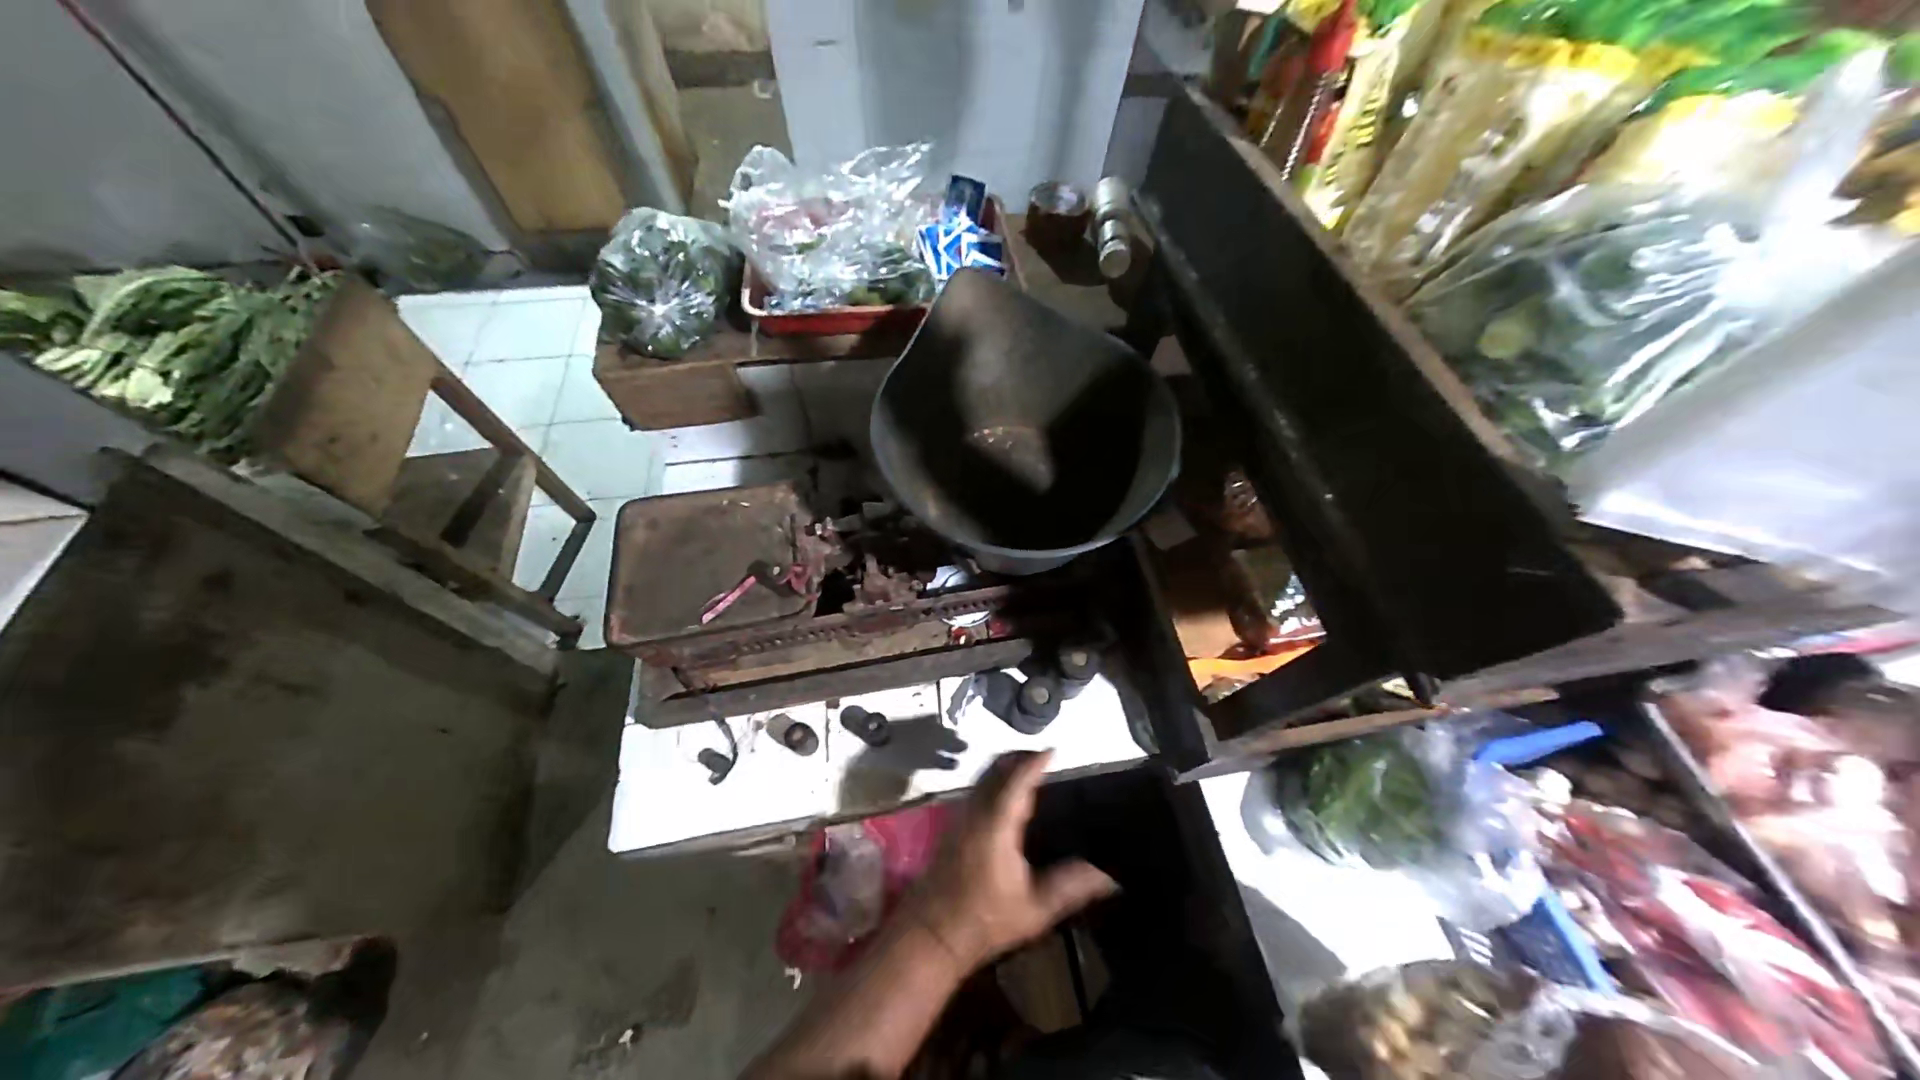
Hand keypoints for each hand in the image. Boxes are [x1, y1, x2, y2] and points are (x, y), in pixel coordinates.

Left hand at [901, 750, 1117, 972]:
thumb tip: (1109, 876)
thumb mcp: (1035, 909)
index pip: (1017, 780)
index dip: (1035, 761)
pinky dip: (992, 781)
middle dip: (1019, 757)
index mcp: (996, 825)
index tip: (1054, 751)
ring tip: (1027, 770)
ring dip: (1004, 767)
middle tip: (1043, 757)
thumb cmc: (984, 921)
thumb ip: (1070, 886)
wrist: (931, 934)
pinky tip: (1004, 796)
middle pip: (995, 770)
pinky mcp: (950, 827)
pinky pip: (974, 789)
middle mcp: (975, 812)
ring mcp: (959, 817)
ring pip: (982, 777)